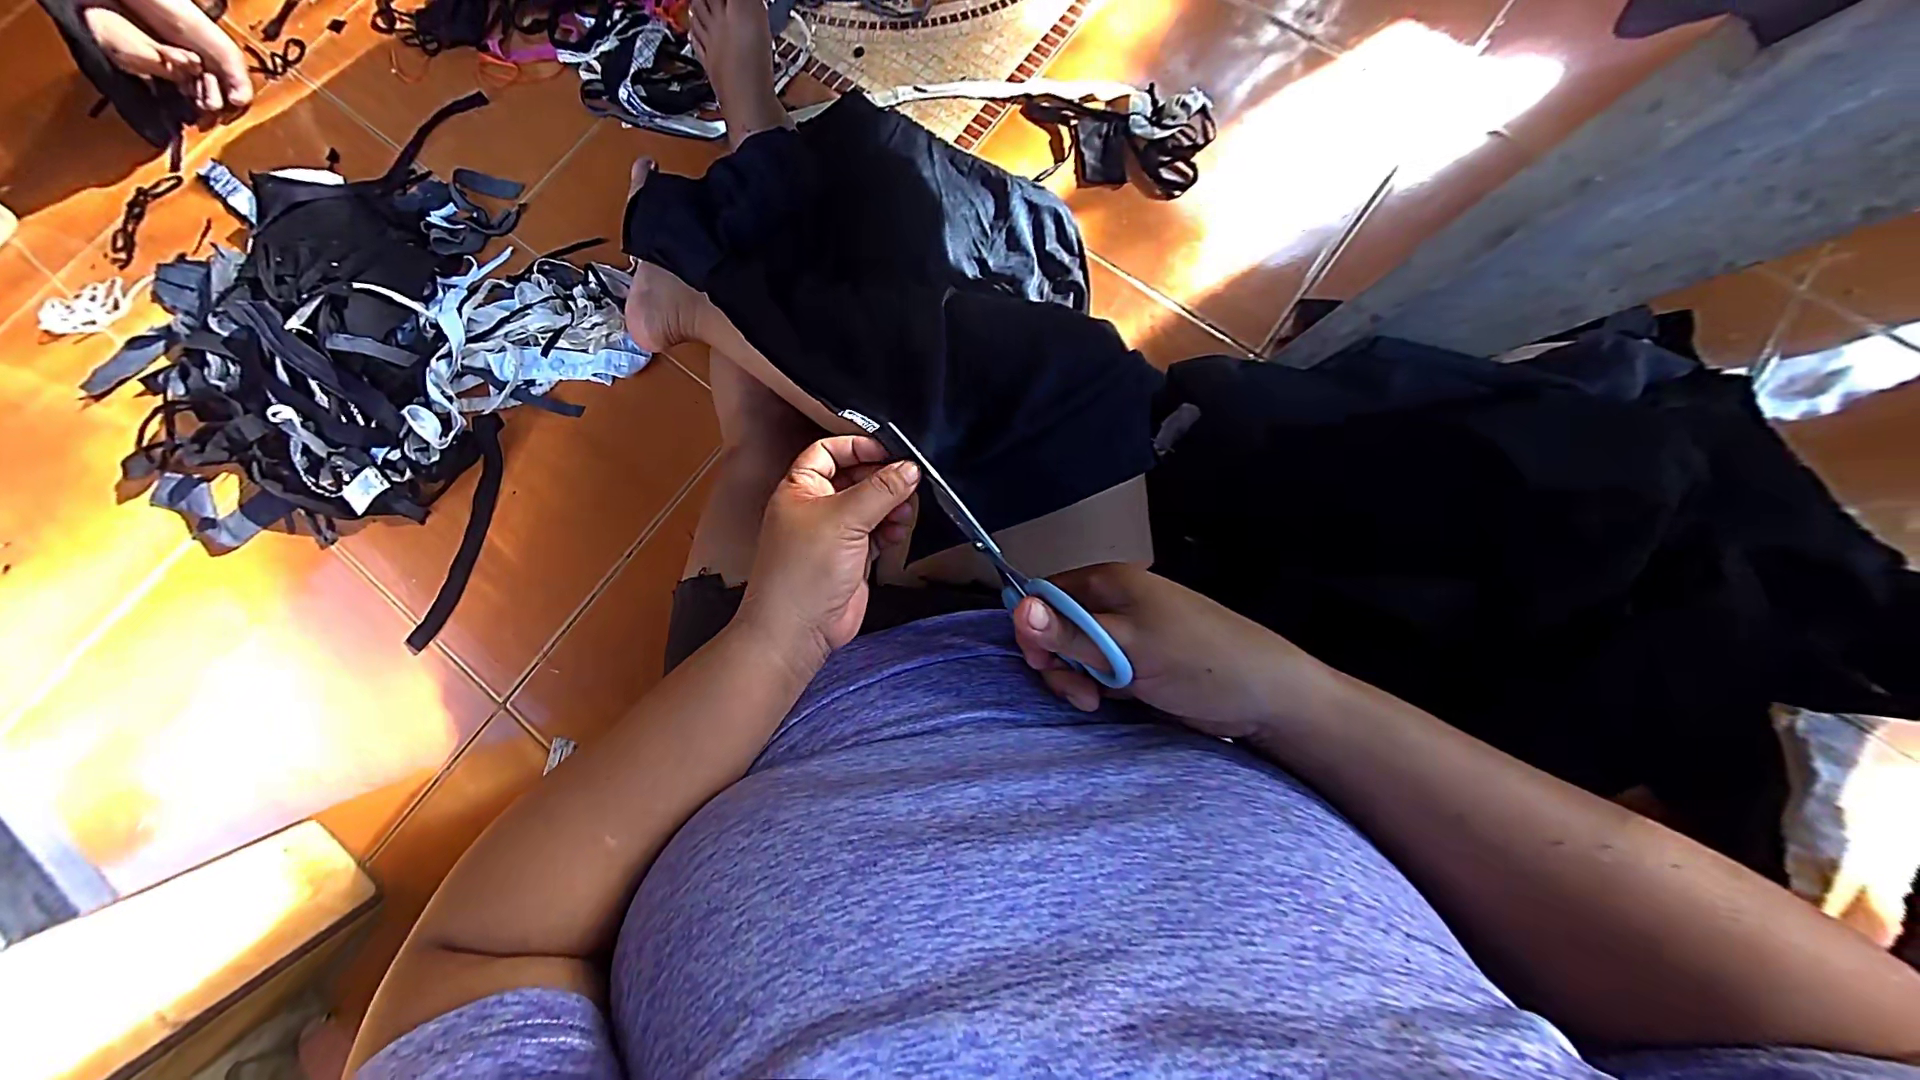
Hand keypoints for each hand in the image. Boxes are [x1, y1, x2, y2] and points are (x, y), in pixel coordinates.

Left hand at [736, 435, 918, 670]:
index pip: (829, 451)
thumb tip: (908, 469)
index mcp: (800, 488)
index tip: (888, 450)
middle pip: (855, 477)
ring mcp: (835, 533)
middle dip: (882, 478)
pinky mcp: (852, 556)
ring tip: (904, 511)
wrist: (799, 629)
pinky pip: (877, 531)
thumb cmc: (801, 573)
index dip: (857, 447)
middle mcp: (817, 507)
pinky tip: (898, 531)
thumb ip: (880, 490)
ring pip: (870, 505)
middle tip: (906, 481)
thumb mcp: (844, 519)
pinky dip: (890, 528)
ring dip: (891, 505)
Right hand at [1010, 563, 1338, 739]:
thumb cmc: (1205, 660)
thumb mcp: (1129, 647)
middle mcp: (1115, 604)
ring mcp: (1126, 636)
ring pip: (1075, 654)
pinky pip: (1096, 673)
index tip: (1042, 660)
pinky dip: (1096, 688)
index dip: (1035, 627)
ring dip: (1077, 679)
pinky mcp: (1136, 664)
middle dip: (1059, 660)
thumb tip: (1020, 609)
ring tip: (1100, 697)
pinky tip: (1112, 700)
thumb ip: (1071, 631)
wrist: (1267, 698)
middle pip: (1056, 627)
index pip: (1047, 594)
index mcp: (1111, 582)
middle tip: (1079, 687)